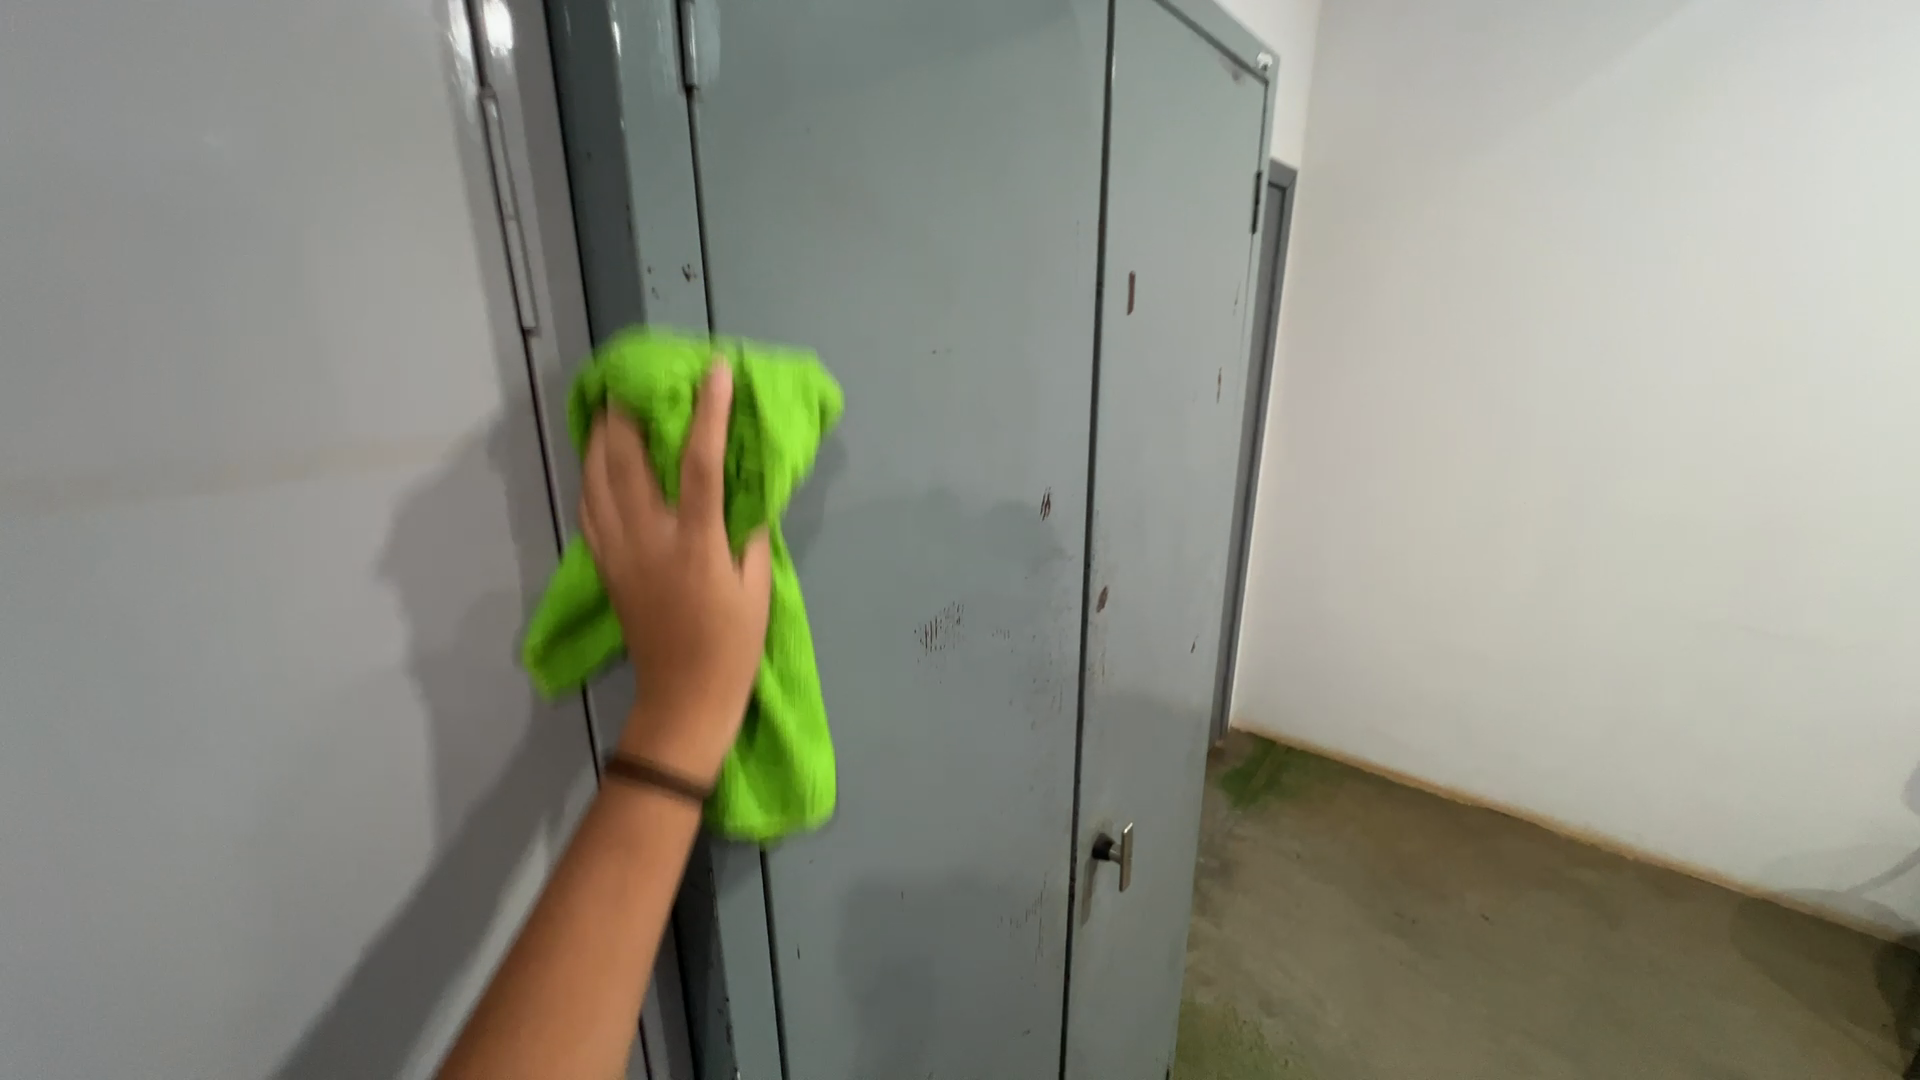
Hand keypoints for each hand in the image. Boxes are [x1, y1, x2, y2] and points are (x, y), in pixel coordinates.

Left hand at [580, 361, 771, 781]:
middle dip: (629, 413)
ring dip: (600, 438)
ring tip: (610, 408)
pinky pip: (588, 509)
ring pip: (596, 480)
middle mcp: (649, 539)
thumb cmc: (733, 645)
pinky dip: (590, 476)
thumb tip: (742, 496)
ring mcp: (619, 552)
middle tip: (635, 379)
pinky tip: (597, 460)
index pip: (700, 464)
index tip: (713, 372)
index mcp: (696, 544)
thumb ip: (749, 534)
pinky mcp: (606, 566)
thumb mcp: (758, 588)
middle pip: (626, 460)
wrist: (683, 696)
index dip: (707, 413)